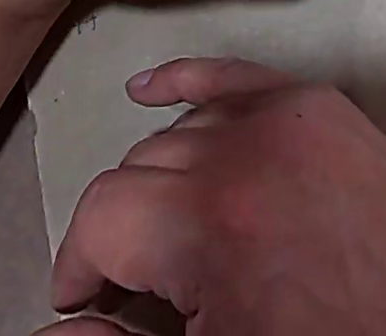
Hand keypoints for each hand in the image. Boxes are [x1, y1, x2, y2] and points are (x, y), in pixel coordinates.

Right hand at [40, 58, 385, 335]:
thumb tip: (67, 327)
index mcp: (212, 226)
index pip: (100, 214)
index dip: (79, 264)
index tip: (82, 295)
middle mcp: (243, 153)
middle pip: (136, 168)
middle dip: (122, 230)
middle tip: (130, 281)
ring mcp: (285, 119)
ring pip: (178, 128)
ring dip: (159, 178)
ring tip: (161, 228)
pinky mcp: (318, 108)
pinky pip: (233, 75)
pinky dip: (188, 81)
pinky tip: (153, 89)